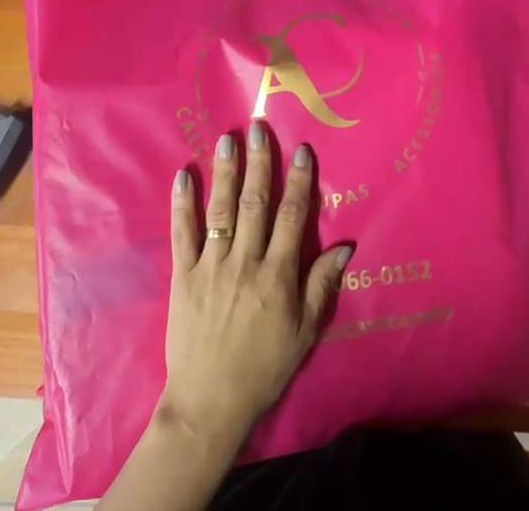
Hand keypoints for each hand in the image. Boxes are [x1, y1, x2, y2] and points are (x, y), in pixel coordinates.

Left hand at [158, 120, 351, 443]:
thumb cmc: (265, 367)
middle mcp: (246, 261)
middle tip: (259, 128)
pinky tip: (183, 176)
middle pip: (255, 202)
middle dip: (260, 162)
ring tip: (228, 139)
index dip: (300, 180)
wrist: (210, 401)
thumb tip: (345, 246)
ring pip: (221, 209)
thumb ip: (322, 285)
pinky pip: (182, 233)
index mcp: (278, 274)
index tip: (302, 150)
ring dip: (225, 171)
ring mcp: (211, 266)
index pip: (293, 216)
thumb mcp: (305, 331)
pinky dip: (182, 203)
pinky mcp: (183, 276)